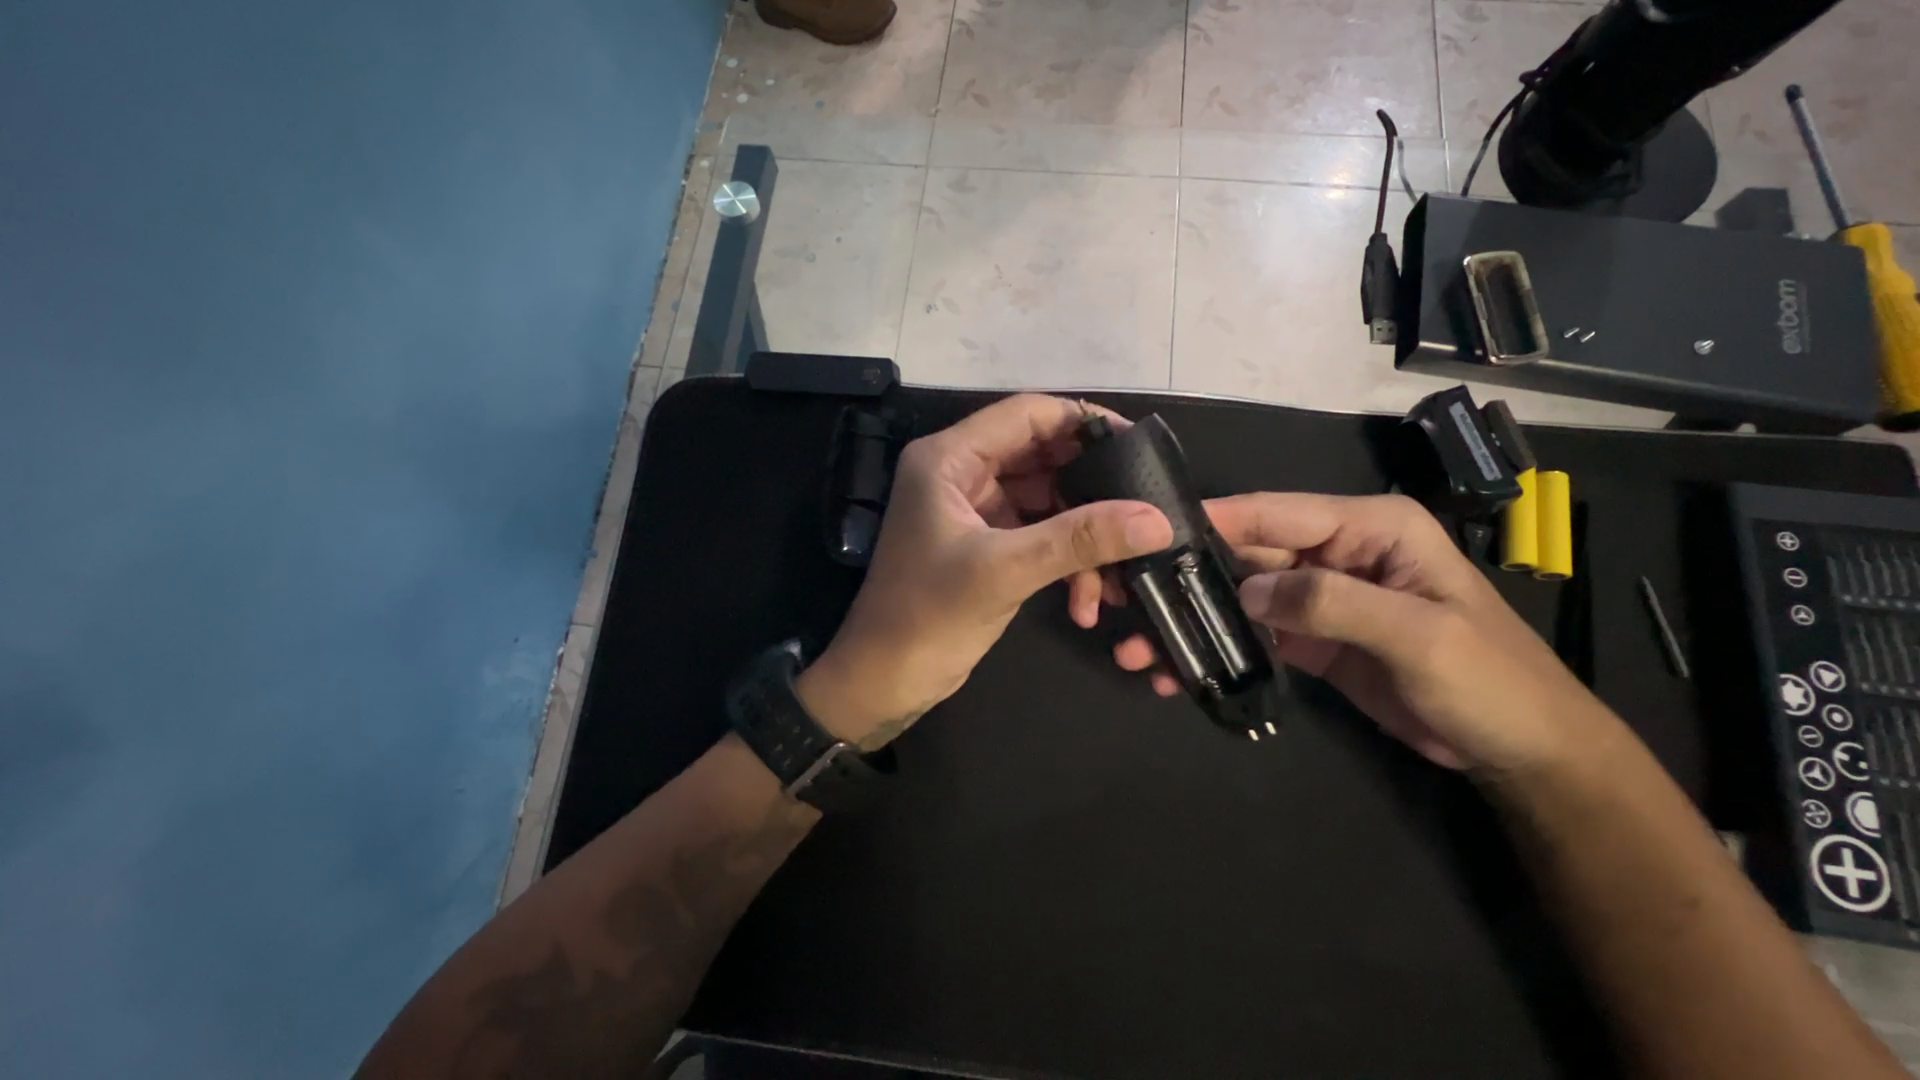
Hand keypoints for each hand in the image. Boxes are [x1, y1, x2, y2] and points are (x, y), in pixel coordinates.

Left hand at [798, 395, 1174, 749]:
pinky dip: (1066, 563)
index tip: (1138, 446)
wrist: (883, 682)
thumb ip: (1081, 539)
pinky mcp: (986, 547)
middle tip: (1142, 513)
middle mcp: (961, 474)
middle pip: (1044, 457)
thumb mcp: (1006, 570)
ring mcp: (974, 511)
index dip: (1084, 422)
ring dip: (1084, 538)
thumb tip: (1158, 519)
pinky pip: (1040, 537)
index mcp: (949, 458)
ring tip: (1119, 578)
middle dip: (1092, 491)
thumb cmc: (928, 616)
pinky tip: (1086, 602)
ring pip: (1048, 502)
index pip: (1027, 414)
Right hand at [1114, 492, 1613, 774]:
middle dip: (1191, 579)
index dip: (1219, 521)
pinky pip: (1256, 634)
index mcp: (1372, 528)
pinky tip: (1179, 671)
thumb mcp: (1420, 636)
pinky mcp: (1313, 639)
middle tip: (1129, 604)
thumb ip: (1333, 604)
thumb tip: (1246, 591)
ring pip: (1243, 596)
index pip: (1281, 514)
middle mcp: (1338, 553)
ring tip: (1141, 650)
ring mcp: (1323, 597)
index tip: (1153, 534)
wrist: (1520, 750)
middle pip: (1251, 554)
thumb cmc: (1490, 680)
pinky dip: (1218, 649)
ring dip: (1195, 620)